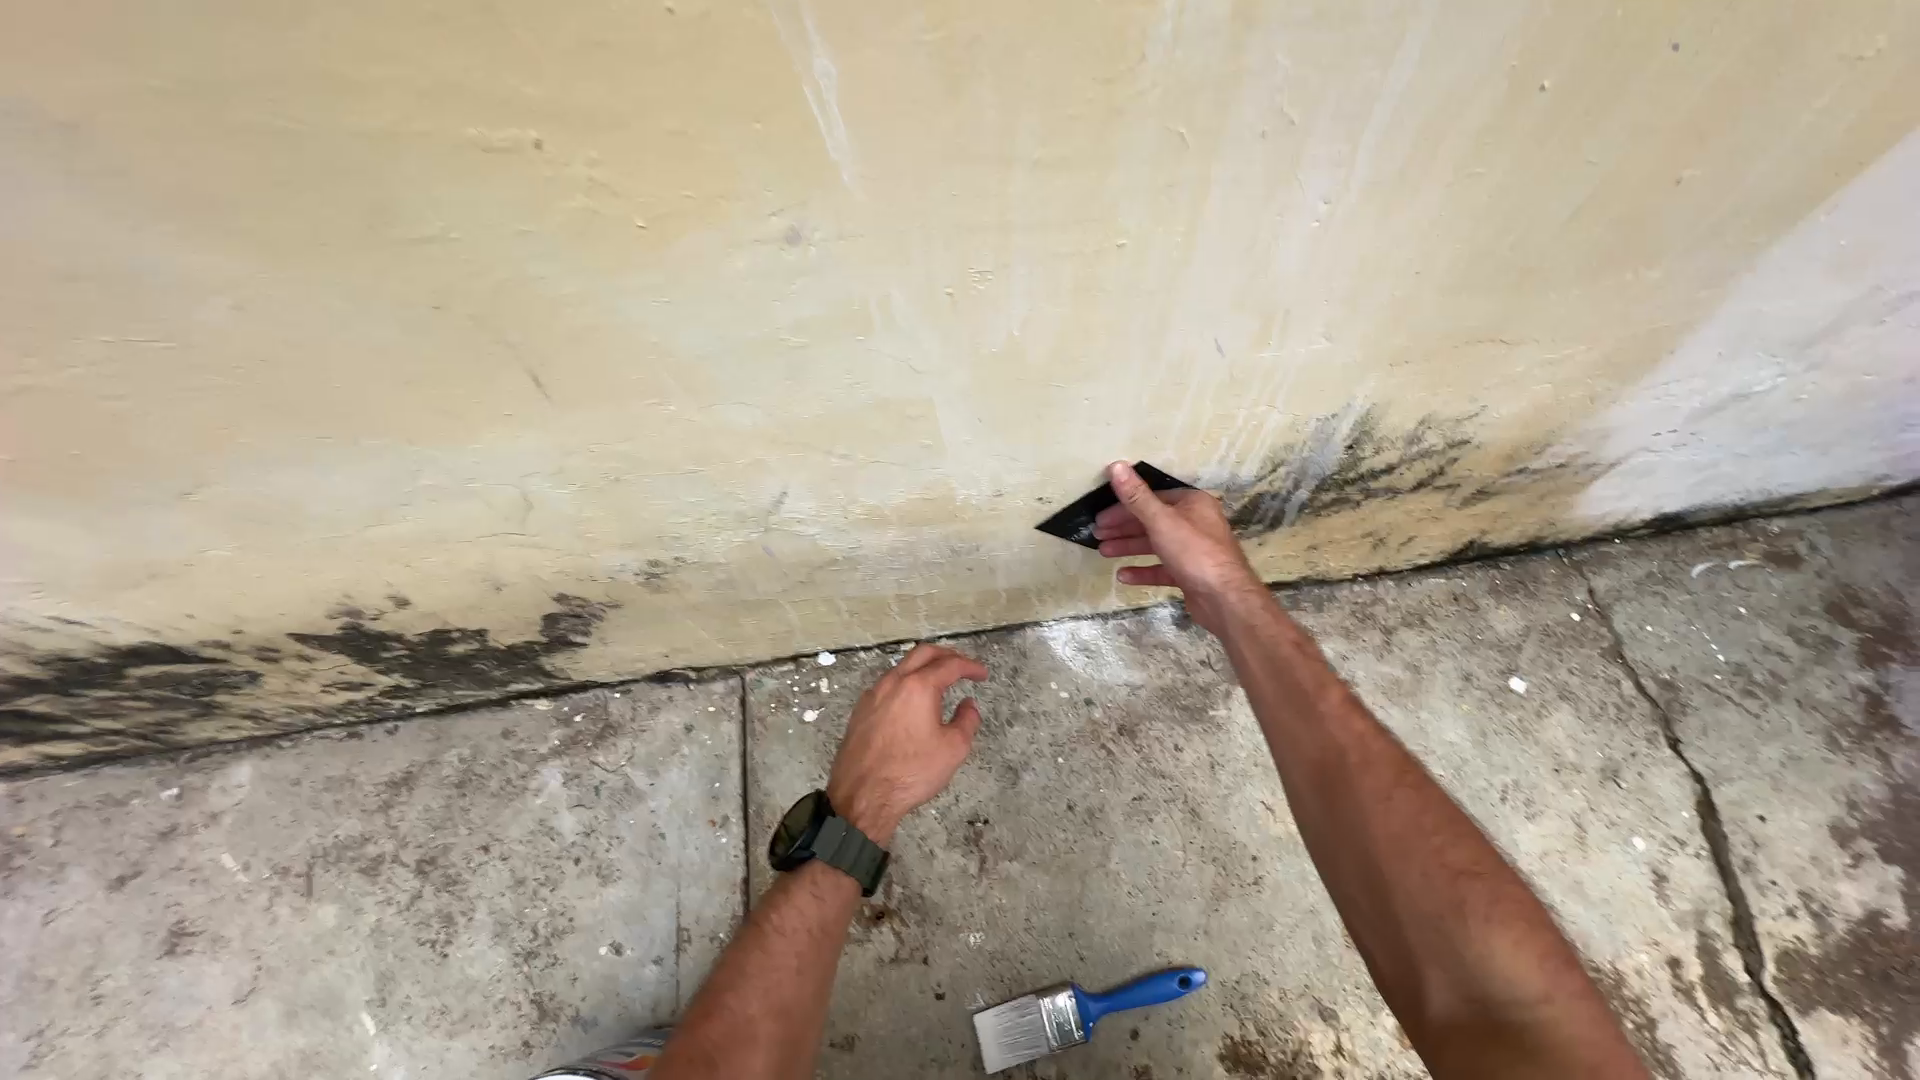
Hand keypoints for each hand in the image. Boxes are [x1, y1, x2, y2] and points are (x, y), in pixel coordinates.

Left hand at [825, 644, 988, 846]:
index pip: (950, 665)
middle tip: (963, 667)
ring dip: (924, 668)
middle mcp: (893, 682)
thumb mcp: (953, 749)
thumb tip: (968, 705)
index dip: (970, 666)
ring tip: (940, 684)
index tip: (981, 673)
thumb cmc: (911, 772)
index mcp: (918, 687)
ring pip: (902, 667)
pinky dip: (906, 684)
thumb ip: (967, 721)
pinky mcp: (861, 710)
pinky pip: (888, 685)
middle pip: (923, 654)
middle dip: (947, 655)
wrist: (862, 795)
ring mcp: (873, 695)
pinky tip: (913, 703)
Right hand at [1093, 461, 1266, 634]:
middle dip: (1123, 528)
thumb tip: (1116, 465)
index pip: (1151, 499)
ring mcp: (1193, 550)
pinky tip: (1123, 576)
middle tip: (1097, 535)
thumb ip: (1136, 496)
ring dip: (1129, 547)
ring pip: (1155, 544)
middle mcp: (1195, 523)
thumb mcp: (1161, 520)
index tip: (1101, 518)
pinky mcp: (1190, 573)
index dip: (1123, 507)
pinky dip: (1143, 570)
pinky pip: (1162, 568)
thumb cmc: (1193, 552)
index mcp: (1192, 503)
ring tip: (1103, 552)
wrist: (1224, 597)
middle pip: (1152, 521)